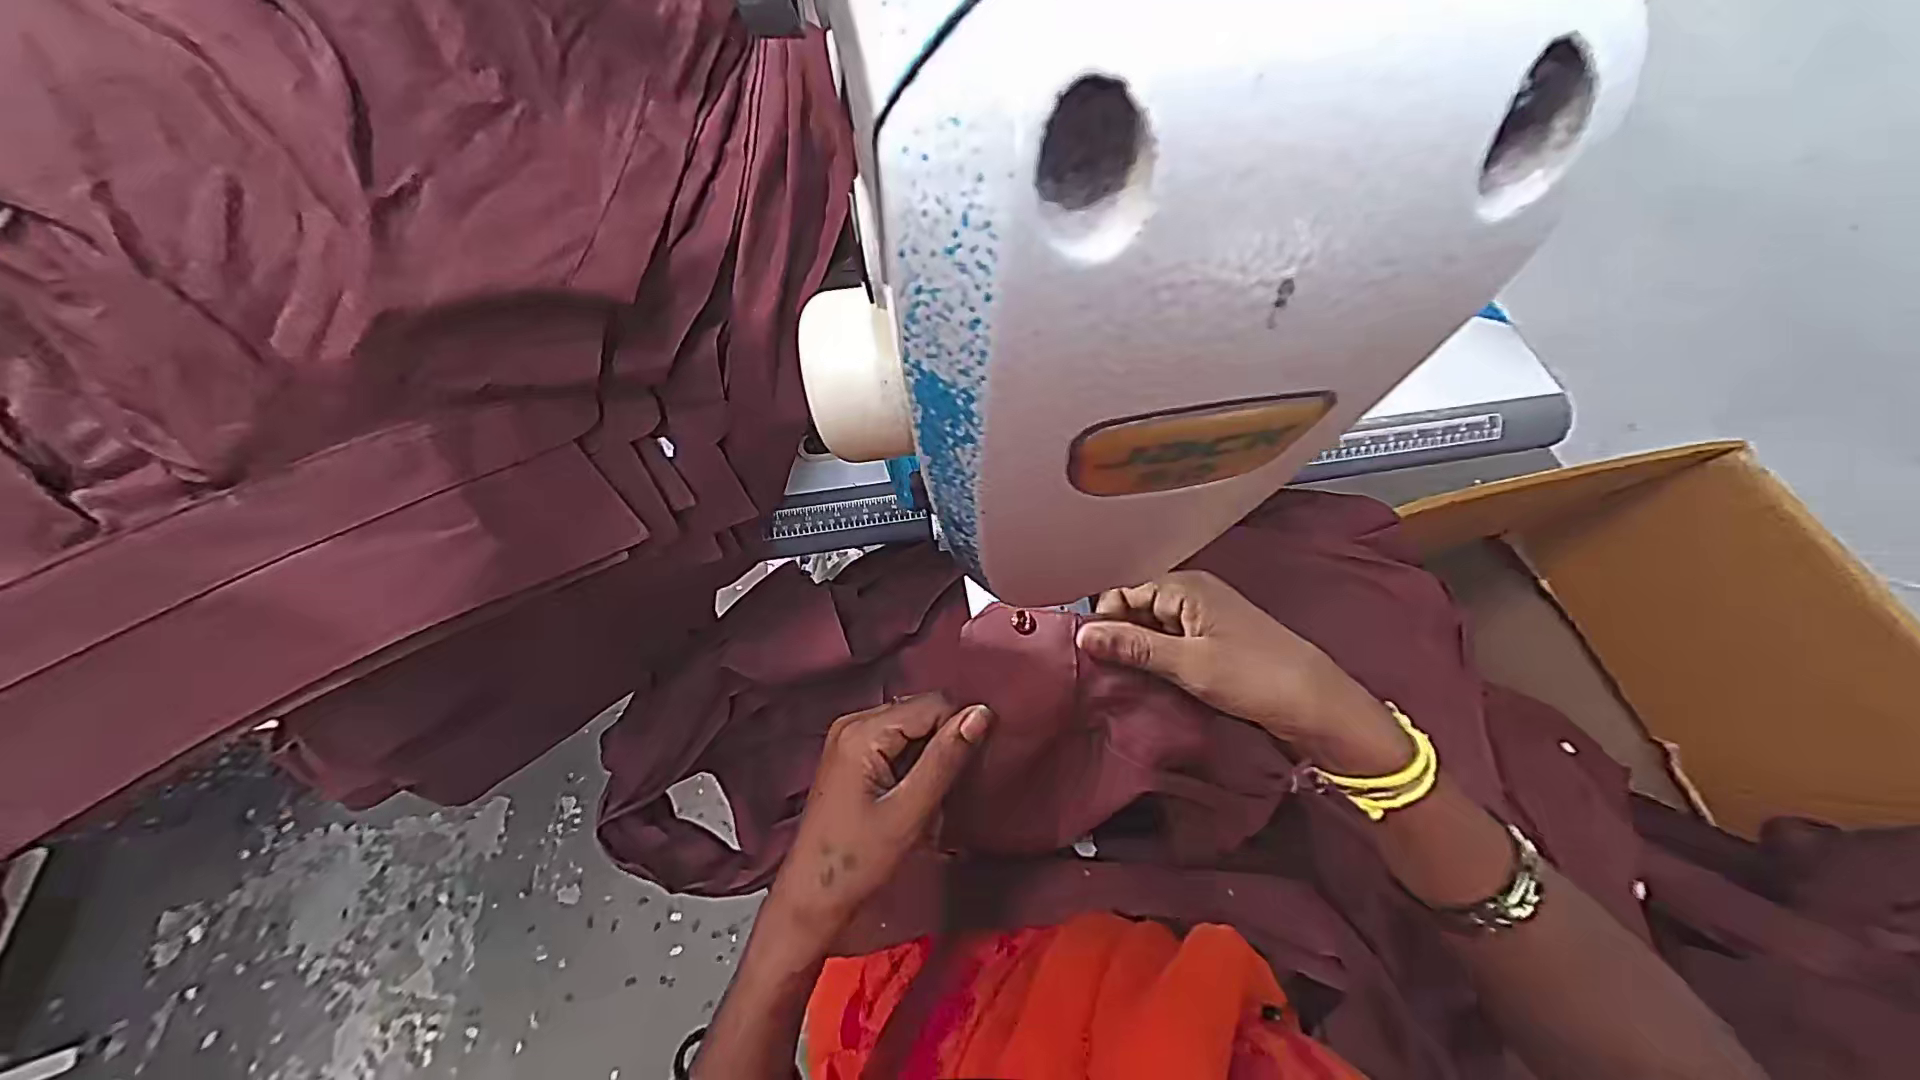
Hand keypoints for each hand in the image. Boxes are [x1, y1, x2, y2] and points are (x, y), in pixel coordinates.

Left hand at [764, 694, 992, 943]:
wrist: (812, 898)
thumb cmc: (858, 861)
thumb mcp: (910, 811)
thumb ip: (946, 758)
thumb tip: (981, 713)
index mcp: (862, 731)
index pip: (933, 704)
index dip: (958, 729)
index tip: (968, 767)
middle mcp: (852, 722)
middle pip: (920, 710)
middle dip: (943, 741)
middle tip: (948, 784)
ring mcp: (847, 736)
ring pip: (911, 724)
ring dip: (929, 752)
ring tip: (930, 790)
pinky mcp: (849, 752)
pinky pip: (895, 739)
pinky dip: (912, 759)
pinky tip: (912, 790)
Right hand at [1075, 570, 1409, 772]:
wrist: (1319, 706)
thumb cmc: (1254, 677)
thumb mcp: (1187, 664)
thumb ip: (1132, 646)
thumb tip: (1082, 634)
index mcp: (1185, 586)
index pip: (1122, 590)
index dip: (1105, 619)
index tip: (1096, 654)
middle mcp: (1192, 592)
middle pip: (1135, 605)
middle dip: (1120, 634)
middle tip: (1113, 670)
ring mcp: (1204, 615)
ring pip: (1151, 624)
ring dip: (1139, 648)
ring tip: (1133, 678)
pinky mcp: (1213, 638)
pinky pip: (1170, 639)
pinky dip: (1158, 657)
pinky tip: (1155, 679)